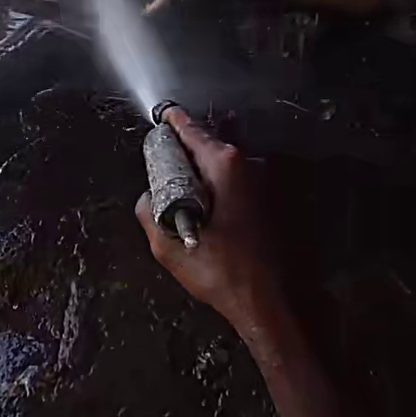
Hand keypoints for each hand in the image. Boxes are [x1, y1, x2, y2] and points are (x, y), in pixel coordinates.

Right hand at [134, 107, 284, 329]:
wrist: (263, 299)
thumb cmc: (219, 270)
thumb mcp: (166, 245)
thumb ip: (149, 212)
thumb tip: (148, 197)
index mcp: (224, 165)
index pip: (190, 129)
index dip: (171, 123)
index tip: (159, 117)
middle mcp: (247, 164)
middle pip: (206, 144)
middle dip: (182, 150)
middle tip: (161, 164)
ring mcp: (261, 180)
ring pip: (220, 164)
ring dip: (198, 170)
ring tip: (179, 191)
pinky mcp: (266, 199)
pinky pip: (232, 181)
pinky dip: (214, 185)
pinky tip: (203, 209)